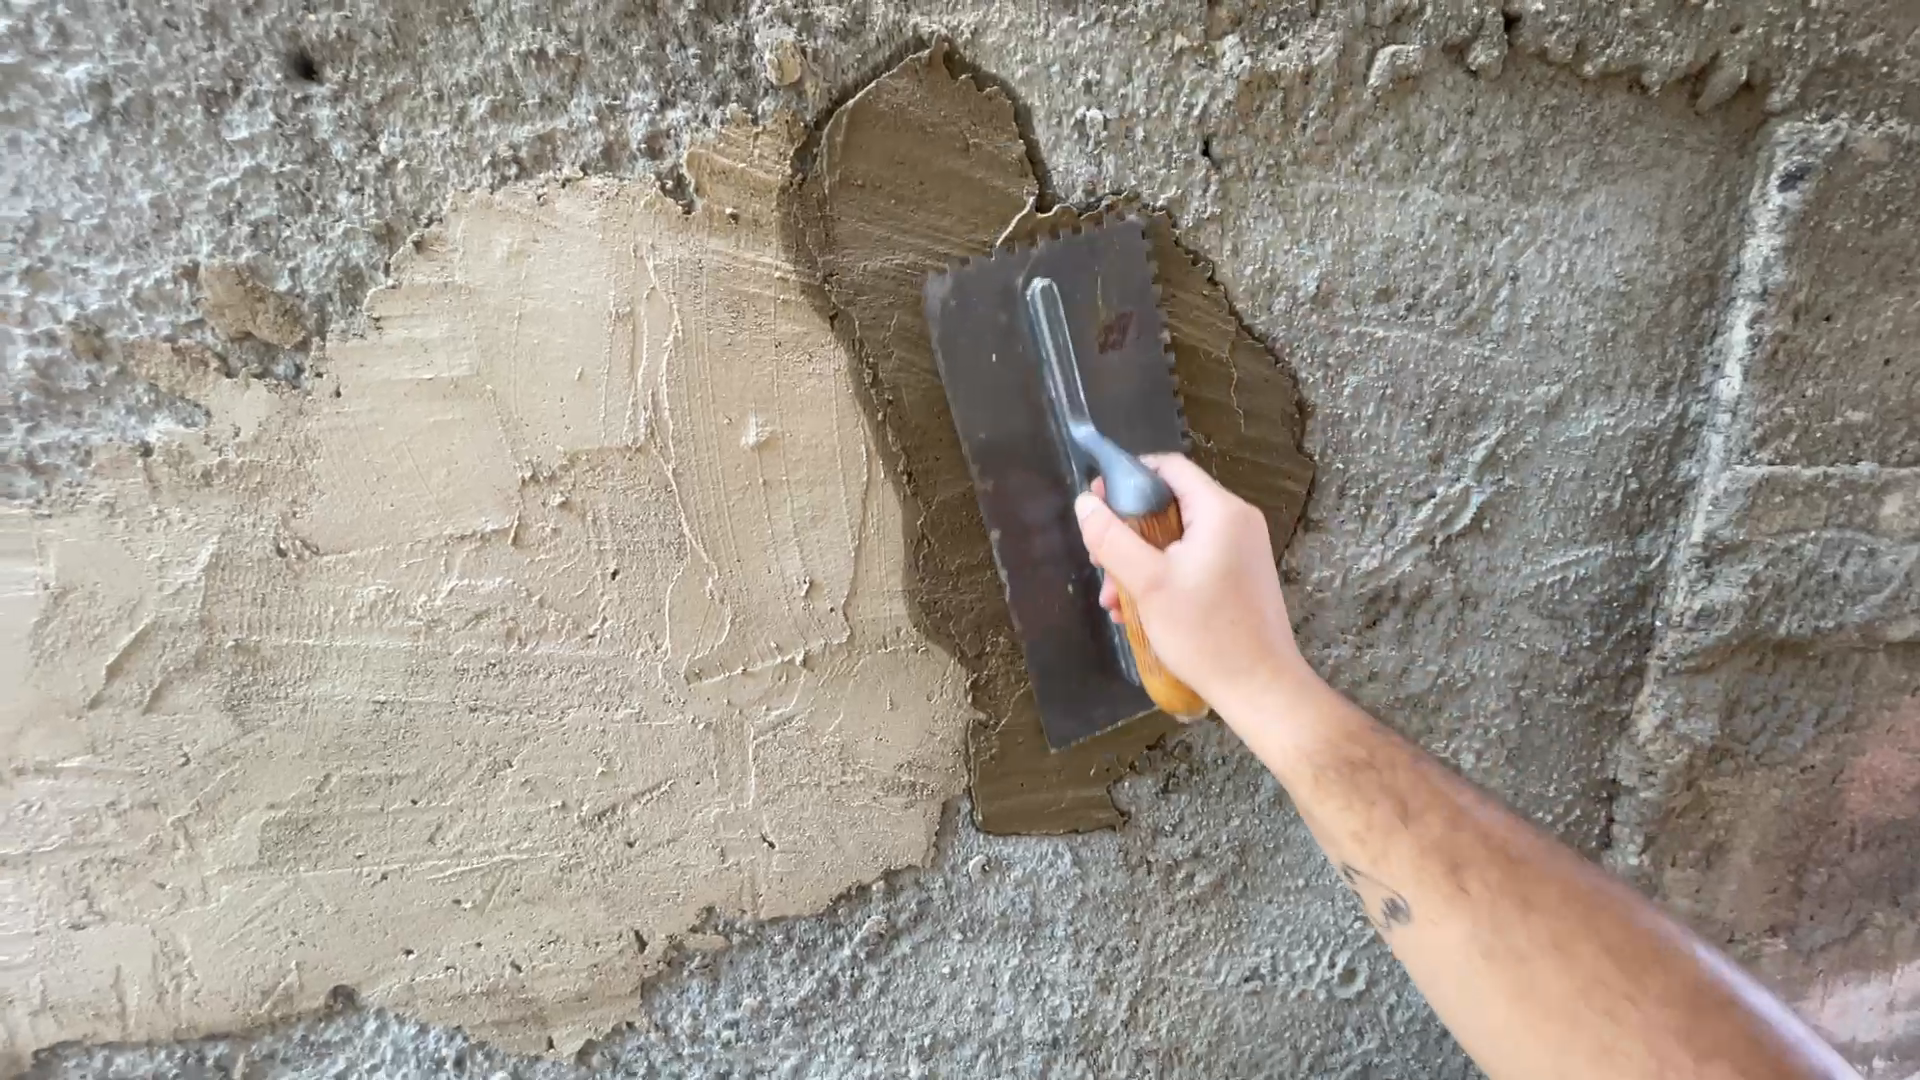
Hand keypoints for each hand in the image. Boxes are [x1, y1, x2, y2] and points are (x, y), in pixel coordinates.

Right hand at [1076, 454, 1306, 714]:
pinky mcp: (1236, 577)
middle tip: (1100, 562)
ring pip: (1174, 538)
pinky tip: (1138, 610)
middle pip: (1168, 505)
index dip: (1127, 479)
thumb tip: (1084, 503)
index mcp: (1220, 511)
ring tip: (1114, 599)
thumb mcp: (1147, 583)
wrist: (1259, 688)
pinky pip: (1189, 561)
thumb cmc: (1205, 632)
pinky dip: (1160, 577)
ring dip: (1138, 562)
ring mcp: (1239, 550)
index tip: (1097, 507)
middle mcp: (1235, 522)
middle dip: (1127, 532)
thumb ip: (1111, 538)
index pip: (1168, 468)